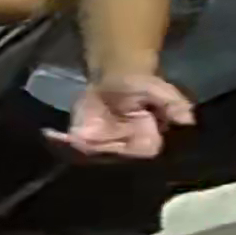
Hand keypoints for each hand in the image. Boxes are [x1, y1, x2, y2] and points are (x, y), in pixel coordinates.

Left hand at [46, 73, 193, 158]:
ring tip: (57, 138)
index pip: (142, 151)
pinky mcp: (83, 134)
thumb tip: (186, 120)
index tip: (107, 145)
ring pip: (87, 152)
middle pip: (109, 155)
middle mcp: (125, 141)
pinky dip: (59, 141)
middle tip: (73, 141)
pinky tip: (49, 133)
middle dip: (90, 151)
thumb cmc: (142, 85)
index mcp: (149, 134)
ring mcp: (103, 139)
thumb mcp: (160, 90)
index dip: (126, 152)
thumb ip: (174, 105)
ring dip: (70, 148)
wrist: (115, 79)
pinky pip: (70, 143)